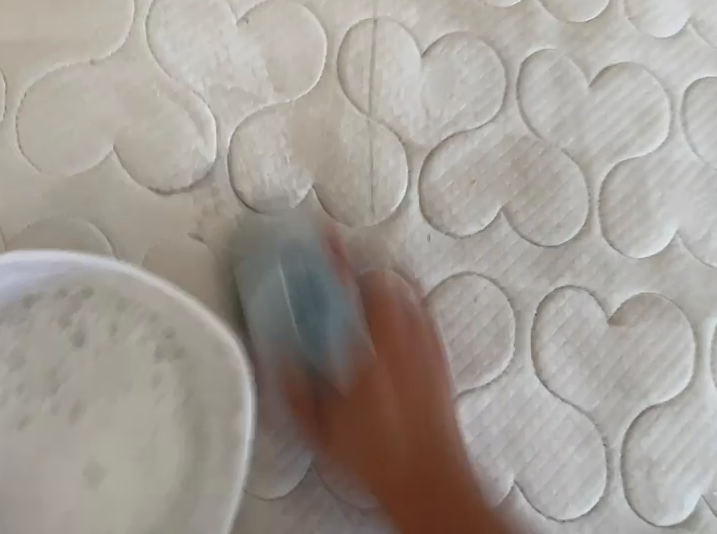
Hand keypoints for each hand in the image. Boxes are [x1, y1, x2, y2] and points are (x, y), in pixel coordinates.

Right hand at [278, 260, 485, 524]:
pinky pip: (425, 311)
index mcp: (366, 349)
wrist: (429, 481)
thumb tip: (275, 357)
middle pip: (384, 278)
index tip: (325, 234)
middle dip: (363, 261)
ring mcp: (424, 345)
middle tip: (347, 257)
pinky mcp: (440, 357)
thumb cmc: (380, 457)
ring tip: (371, 274)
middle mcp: (399, 339)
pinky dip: (411, 300)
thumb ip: (294, 388)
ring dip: (387, 277)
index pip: (347, 286)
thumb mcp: (320, 427)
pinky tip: (402, 309)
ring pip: (408, 290)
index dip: (334, 254)